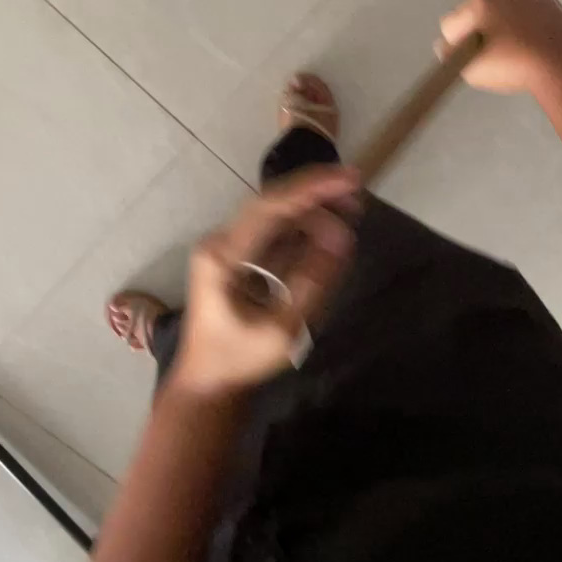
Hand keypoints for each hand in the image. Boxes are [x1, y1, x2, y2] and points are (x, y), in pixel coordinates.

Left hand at [164, 166, 360, 400]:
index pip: (271, 207)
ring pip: (272, 216)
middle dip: (314, 194)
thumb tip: (342, 239)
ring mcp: (226, 250)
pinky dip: (299, 228)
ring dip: (309, 211)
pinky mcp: (235, 260)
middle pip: (271, 204)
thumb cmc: (239, 360)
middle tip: (355, 192)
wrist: (207, 383)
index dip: (312, 188)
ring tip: (347, 212)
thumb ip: (312, 282)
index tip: (348, 179)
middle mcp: (221, 243)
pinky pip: (270, 233)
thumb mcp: (282, 328)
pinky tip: (325, 231)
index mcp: (223, 255)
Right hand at [437, 0, 561, 94]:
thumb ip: (450, 55)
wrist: (560, 64)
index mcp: (479, 4)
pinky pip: (523, 6)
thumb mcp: (471, 70)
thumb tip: (445, 45)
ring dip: (498, 21)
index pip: (450, 24)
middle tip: (489, 52)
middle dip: (476, 27)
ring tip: (510, 46)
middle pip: (474, 10)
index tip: (468, 59)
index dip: (454, 45)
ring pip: (499, 5)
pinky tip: (527, 37)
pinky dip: (520, 17)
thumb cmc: (511, 66)